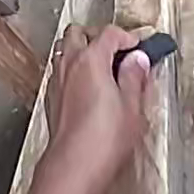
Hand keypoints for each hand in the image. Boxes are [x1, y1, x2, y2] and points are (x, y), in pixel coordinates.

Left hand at [44, 25, 150, 190]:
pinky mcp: (51, 91)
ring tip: (103, 66)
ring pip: (64, 47)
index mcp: (90, 59)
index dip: (127, 37)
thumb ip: (134, 77)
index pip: (108, 33)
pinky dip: (72, 65)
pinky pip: (59, 66)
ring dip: (81, 48)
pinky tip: (87, 84)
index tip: (142, 48)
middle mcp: (69, 61)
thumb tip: (138, 58)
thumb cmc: (107, 135)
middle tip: (119, 52)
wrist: (74, 161)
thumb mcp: (132, 106)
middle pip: (78, 32)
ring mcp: (56, 75)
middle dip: (98, 36)